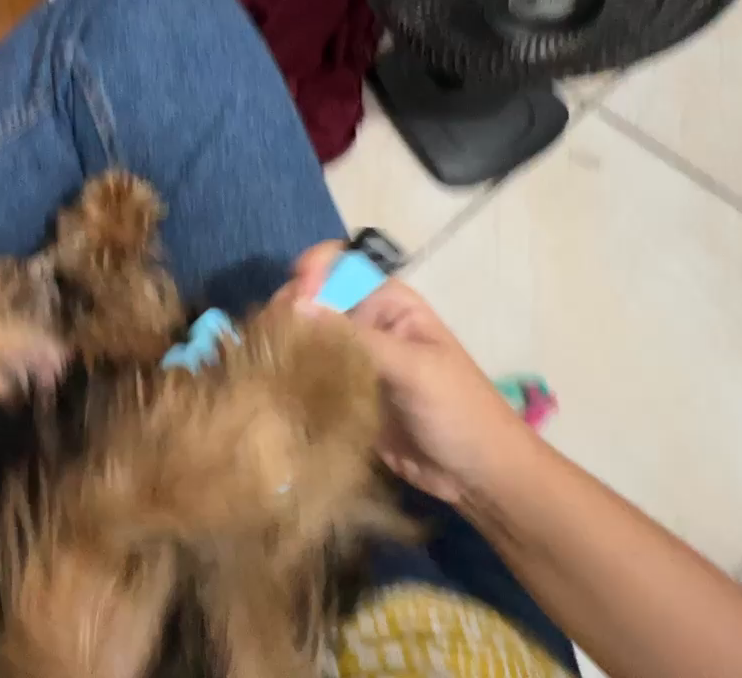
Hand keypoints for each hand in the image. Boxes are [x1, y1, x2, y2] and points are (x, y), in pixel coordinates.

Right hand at [272, 243, 536, 502]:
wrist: (477, 477)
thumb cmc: (459, 412)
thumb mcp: (415, 369)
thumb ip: (357, 337)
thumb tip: (296, 306)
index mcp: (386, 301)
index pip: (337, 264)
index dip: (311, 272)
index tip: (296, 301)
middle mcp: (361, 320)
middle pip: (308, 296)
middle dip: (287, 308)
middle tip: (273, 337)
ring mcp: (346, 356)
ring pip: (299, 332)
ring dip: (278, 339)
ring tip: (264, 359)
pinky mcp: (335, 390)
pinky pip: (300, 369)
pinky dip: (281, 370)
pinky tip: (268, 378)